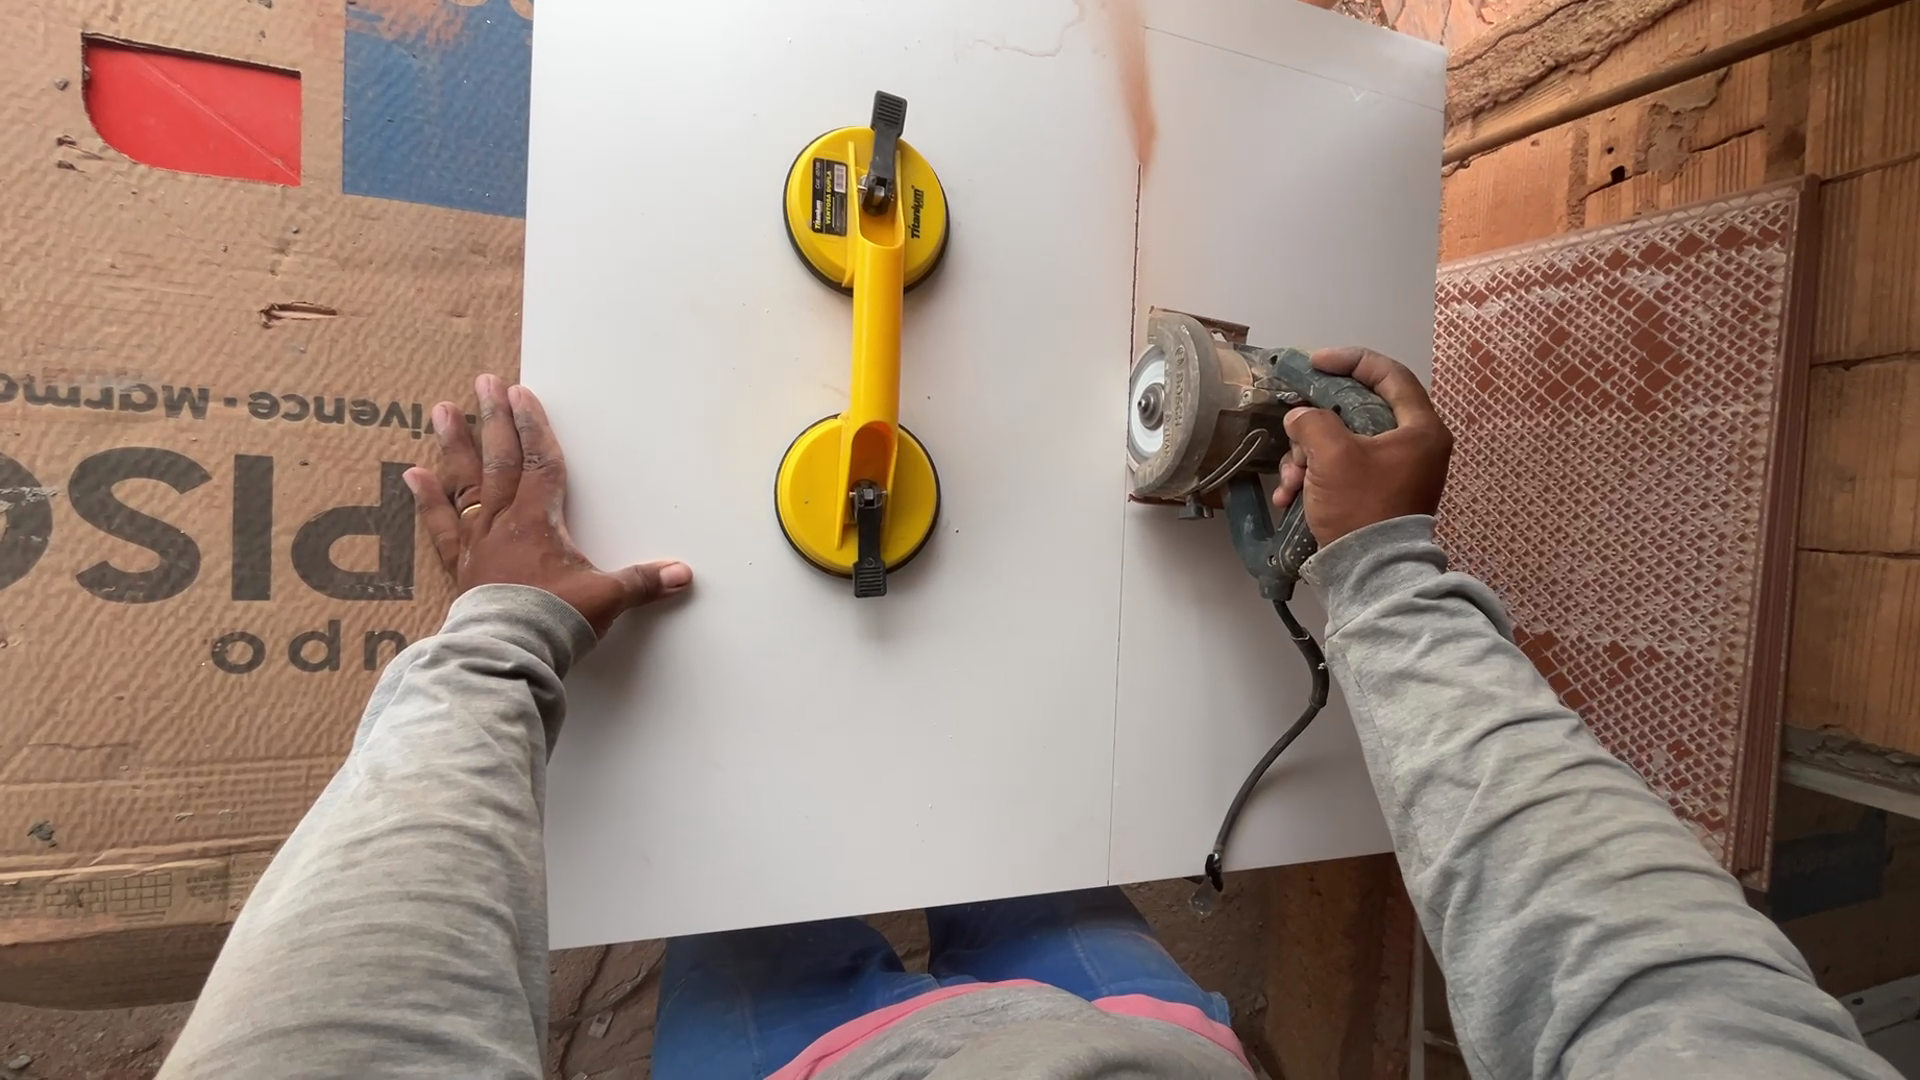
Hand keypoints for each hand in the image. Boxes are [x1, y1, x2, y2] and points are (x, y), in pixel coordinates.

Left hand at [405, 375, 690, 636]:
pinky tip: (412, 475)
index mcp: (539, 521)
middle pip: (500, 460)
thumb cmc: (555, 620)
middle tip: (485, 384)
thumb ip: (643, 581)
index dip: (534, 427)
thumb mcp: (608, 597)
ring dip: (456, 446)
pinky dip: (427, 500)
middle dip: (495, 420)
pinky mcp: (461, 566)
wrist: (507, 653)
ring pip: (465, 483)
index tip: (523, 394)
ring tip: (444, 411)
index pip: (540, 463)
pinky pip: (442, 525)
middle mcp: (504, 522)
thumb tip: (682, 574)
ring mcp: (478, 542)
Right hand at [1271, 347, 1452, 546]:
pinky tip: (1289, 497)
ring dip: (1305, 458)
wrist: (1369, 571)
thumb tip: (1300, 418)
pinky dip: (1311, 479)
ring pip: (1339, 443)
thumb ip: (1312, 422)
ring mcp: (1391, 471)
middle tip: (1292, 432)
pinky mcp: (1372, 493)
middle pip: (1355, 413)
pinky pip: (1336, 470)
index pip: (1389, 375)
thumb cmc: (1360, 505)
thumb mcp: (1332, 455)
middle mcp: (1412, 445)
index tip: (1315, 363)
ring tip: (1290, 483)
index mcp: (1420, 428)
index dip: (1350, 361)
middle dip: (1314, 427)